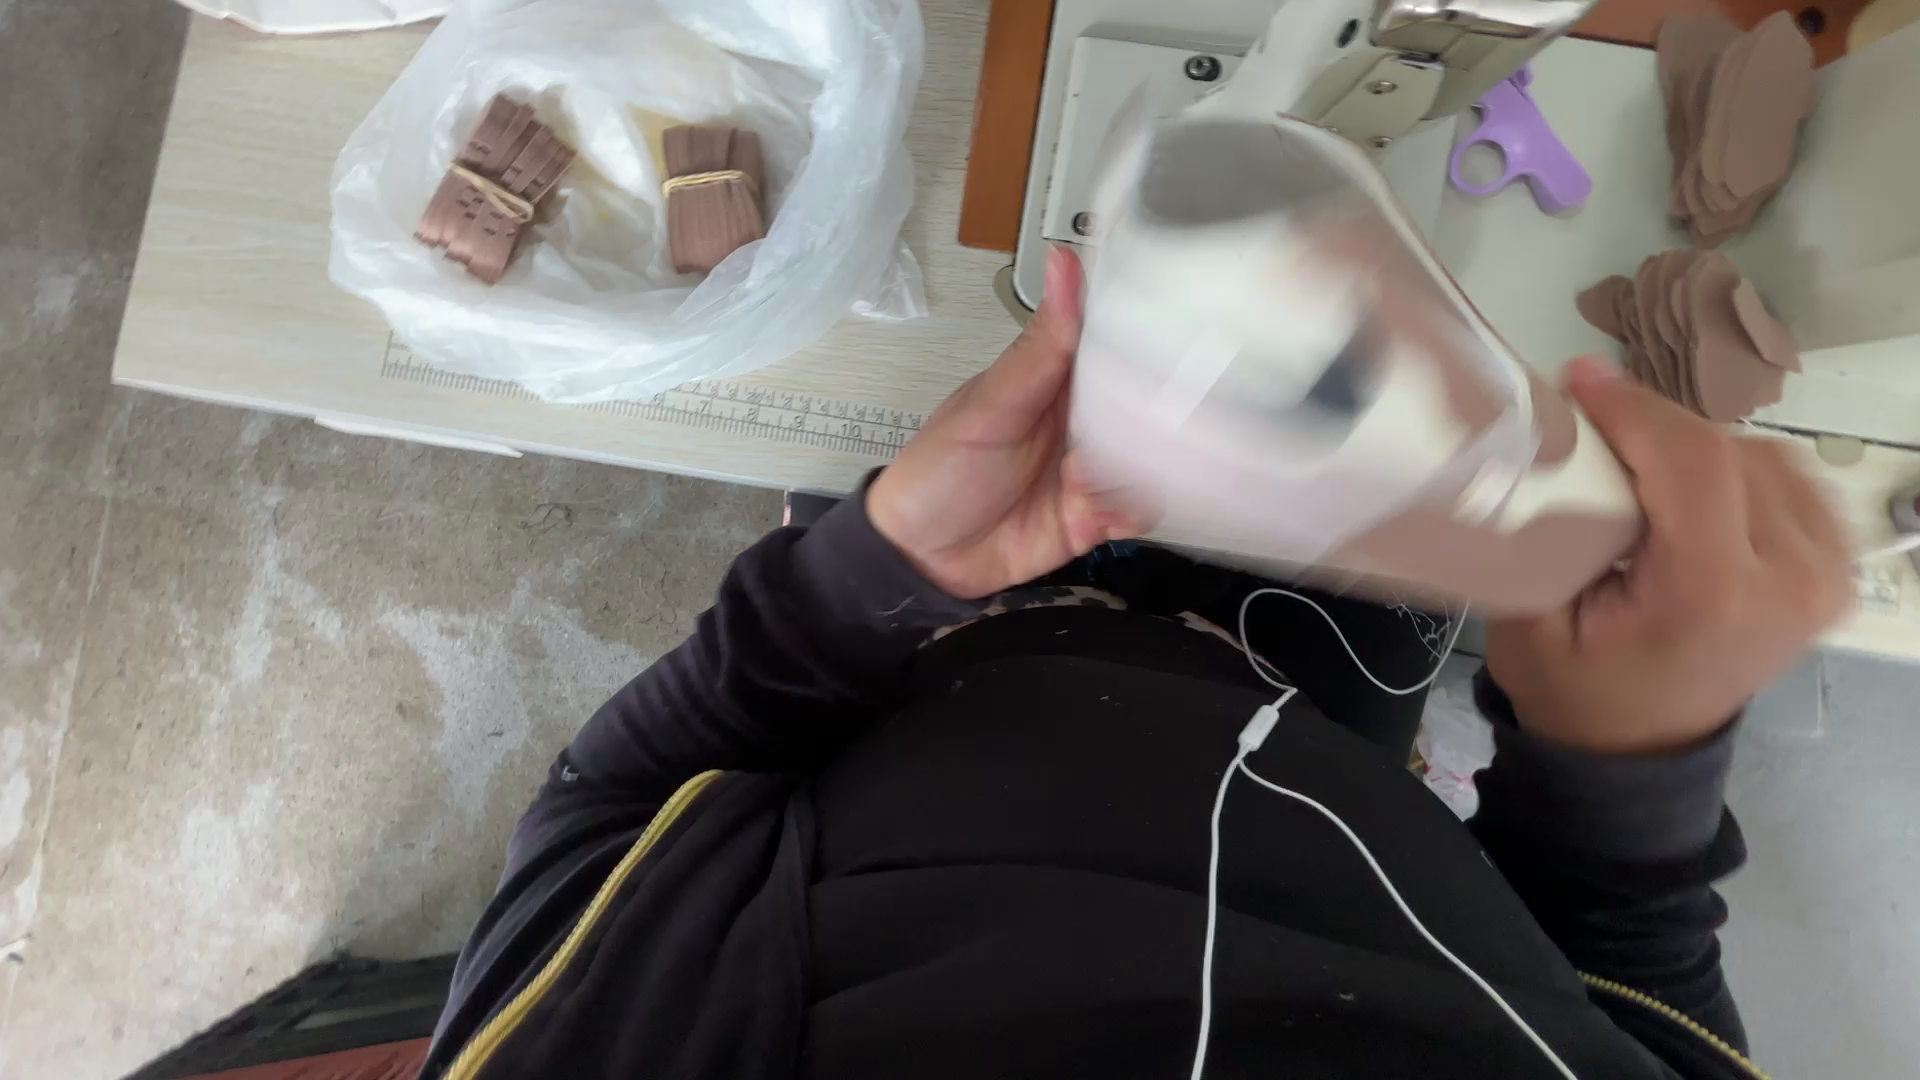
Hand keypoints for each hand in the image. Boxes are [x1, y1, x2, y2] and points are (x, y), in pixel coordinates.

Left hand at [867, 246, 1153, 599]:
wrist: (923, 556)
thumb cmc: (940, 471)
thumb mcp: (988, 409)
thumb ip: (1038, 349)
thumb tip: (1064, 261)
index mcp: (1055, 381)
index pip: (1115, 344)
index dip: (1150, 335)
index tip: (1185, 331)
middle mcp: (1079, 423)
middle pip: (1144, 405)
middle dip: (1154, 417)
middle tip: (1138, 430)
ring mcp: (1089, 471)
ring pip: (1149, 459)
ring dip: (1133, 471)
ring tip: (1087, 483)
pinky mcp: (1093, 517)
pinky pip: (1136, 509)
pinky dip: (1128, 512)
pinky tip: (1099, 516)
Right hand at [1486, 356, 1851, 754]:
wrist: (1633, 746)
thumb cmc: (1570, 687)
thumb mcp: (1530, 619)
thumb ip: (1545, 538)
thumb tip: (1543, 458)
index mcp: (1711, 592)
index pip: (1692, 464)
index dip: (1633, 407)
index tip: (1576, 379)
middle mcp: (1793, 578)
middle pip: (1734, 451)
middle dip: (1654, 421)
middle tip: (1586, 421)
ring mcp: (1826, 575)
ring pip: (1770, 459)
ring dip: (1693, 441)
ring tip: (1628, 451)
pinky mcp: (1830, 573)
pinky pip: (1790, 485)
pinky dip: (1732, 464)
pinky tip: (1682, 480)